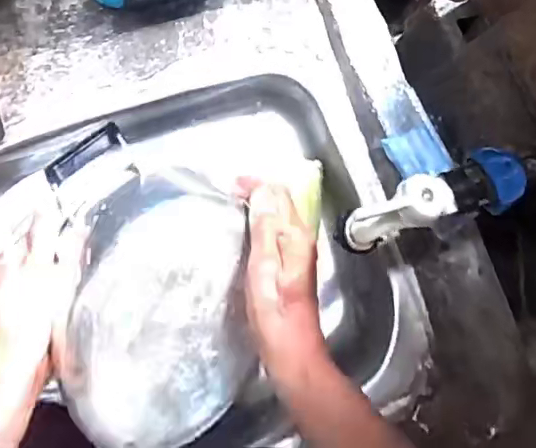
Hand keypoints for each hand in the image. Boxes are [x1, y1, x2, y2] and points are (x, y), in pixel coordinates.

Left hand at [0, 206, 63, 385]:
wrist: (14, 381)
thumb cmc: (24, 325)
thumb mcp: (43, 270)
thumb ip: (46, 237)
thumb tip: (47, 203)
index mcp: (2, 261)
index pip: (33, 228)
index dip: (58, 227)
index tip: (76, 232)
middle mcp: (2, 278)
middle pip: (41, 250)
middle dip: (63, 254)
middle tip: (77, 265)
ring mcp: (11, 301)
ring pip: (47, 273)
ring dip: (64, 276)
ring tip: (72, 288)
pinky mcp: (23, 321)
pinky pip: (48, 295)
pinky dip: (60, 296)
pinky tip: (67, 306)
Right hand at [244, 183, 329, 382]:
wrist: (293, 352)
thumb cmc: (274, 314)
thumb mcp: (263, 269)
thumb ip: (264, 229)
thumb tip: (262, 192)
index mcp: (295, 236)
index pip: (279, 194)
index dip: (257, 184)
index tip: (234, 184)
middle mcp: (301, 237)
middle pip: (283, 200)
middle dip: (259, 189)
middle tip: (233, 191)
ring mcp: (299, 250)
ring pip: (281, 212)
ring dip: (262, 203)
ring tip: (238, 203)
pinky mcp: (294, 262)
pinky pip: (279, 227)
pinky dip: (264, 218)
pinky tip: (250, 226)